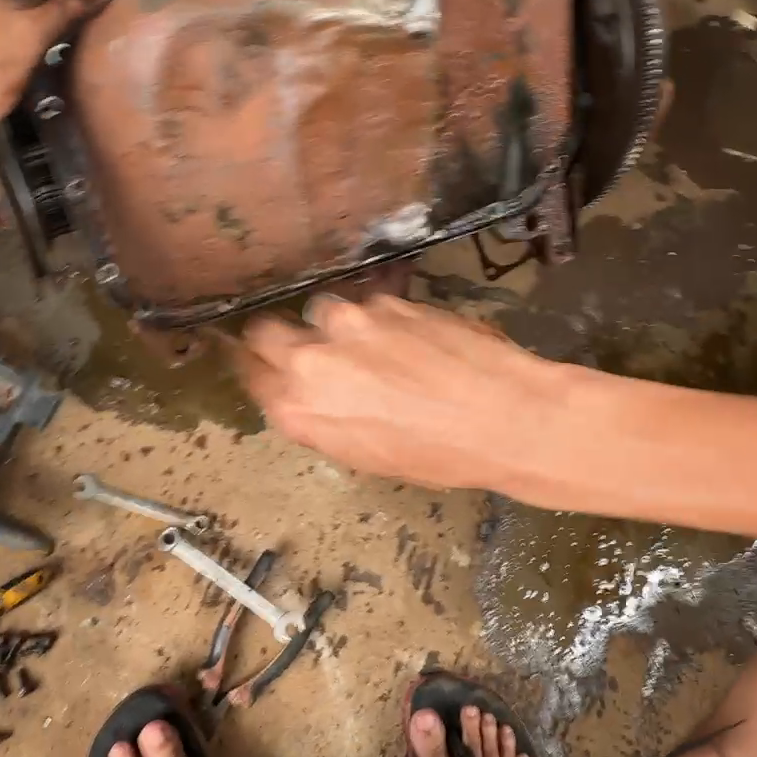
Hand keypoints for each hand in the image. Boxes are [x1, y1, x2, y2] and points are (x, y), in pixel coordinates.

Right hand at [234, 295, 561, 490]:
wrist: (503, 417)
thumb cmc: (437, 456)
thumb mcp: (366, 456)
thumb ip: (323, 419)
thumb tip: (314, 397)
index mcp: (299, 410)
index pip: (252, 376)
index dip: (260, 370)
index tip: (268, 368)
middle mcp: (311, 360)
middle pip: (266, 332)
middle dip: (279, 338)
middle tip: (307, 349)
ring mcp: (348, 323)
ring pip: (320, 312)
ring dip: (335, 326)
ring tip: (371, 345)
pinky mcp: (386, 300)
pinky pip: (366, 305)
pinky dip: (378, 319)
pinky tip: (410, 339)